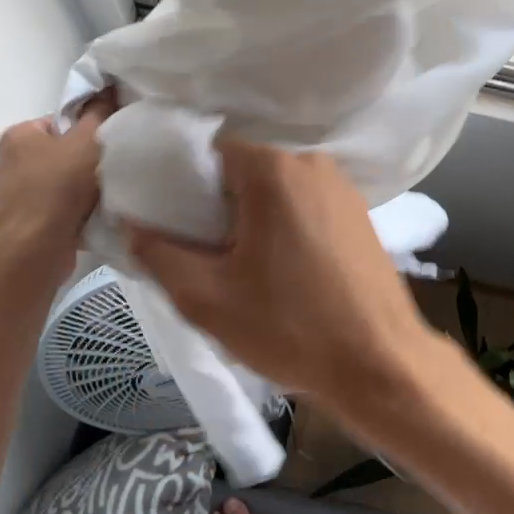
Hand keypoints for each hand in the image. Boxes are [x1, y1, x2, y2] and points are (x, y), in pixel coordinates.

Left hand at [0, 91, 117, 280]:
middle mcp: (10, 162)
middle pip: (65, 153)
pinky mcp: (25, 226)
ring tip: (108, 196)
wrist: (30, 254)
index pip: (64, 121)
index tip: (112, 143)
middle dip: (91, 162)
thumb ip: (101, 112)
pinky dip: (79, 212)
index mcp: (18, 135)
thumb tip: (108, 88)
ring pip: (66, 184)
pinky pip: (62, 209)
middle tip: (114, 170)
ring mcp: (15, 197)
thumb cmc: (57, 189)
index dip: (92, 129)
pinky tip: (96, 217)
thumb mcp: (88, 140)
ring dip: (88, 190)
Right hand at [123, 141, 434, 402]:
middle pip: (245, 169)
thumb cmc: (290, 326)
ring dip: (251, 217)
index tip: (167, 221)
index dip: (182, 183)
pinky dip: (283, 224)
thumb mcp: (207, 298)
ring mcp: (342, 186)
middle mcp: (313, 163)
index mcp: (275, 170)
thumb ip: (160, 253)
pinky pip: (305, 204)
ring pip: (277, 189)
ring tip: (234, 264)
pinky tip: (277, 266)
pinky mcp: (360, 212)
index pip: (210, 151)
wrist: (379, 362)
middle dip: (216, 204)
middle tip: (196, 249)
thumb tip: (134, 223)